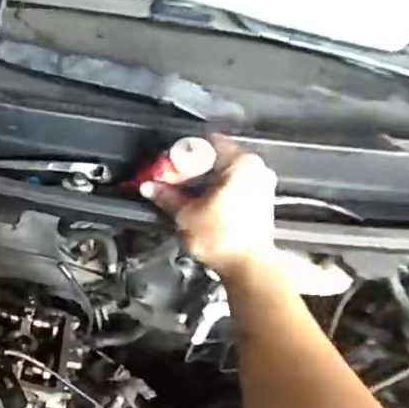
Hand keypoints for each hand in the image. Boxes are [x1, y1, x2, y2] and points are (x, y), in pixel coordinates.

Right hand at [140, 135, 278, 281]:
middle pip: (219, 158)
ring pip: (226, 173)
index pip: (209, 144)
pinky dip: (216, 188)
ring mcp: (262, 184)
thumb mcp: (186, 213)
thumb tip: (147, 186)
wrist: (247, 264)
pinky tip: (199, 200)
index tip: (167, 161)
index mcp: (241, 164)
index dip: (184, 151)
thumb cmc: (219, 235)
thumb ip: (166, 196)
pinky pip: (234, 185)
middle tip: (170, 176)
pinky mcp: (260, 201)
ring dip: (204, 179)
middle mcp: (257, 168)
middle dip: (193, 167)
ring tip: (181, 190)